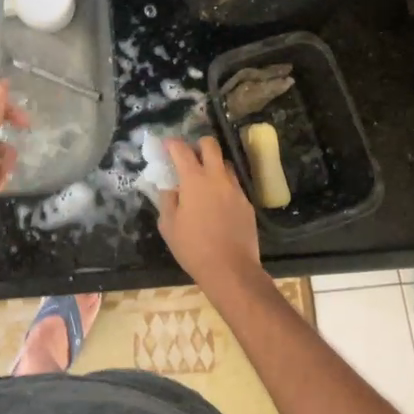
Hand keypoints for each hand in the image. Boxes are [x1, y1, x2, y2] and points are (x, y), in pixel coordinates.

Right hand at [157, 137, 262, 294]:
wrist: (231, 270)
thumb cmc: (193, 248)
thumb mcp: (168, 225)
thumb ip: (167, 200)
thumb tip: (170, 187)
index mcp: (194, 180)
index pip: (181, 149)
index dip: (172, 144)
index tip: (166, 146)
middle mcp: (217, 177)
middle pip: (210, 145)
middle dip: (197, 145)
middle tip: (189, 158)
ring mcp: (235, 189)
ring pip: (225, 164)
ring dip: (213, 165)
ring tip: (205, 181)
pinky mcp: (247, 203)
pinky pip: (234, 185)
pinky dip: (223, 186)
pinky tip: (218, 204)